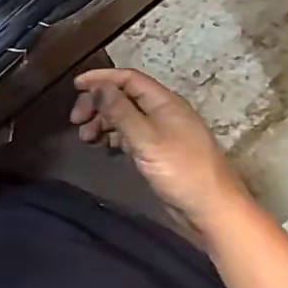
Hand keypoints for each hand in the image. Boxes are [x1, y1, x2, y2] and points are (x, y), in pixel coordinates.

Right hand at [71, 68, 250, 227]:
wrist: (212, 209)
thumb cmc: (181, 170)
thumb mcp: (146, 138)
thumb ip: (120, 111)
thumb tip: (98, 87)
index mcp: (164, 102)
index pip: (128, 79)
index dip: (101, 78)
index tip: (75, 86)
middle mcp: (162, 112)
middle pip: (123, 97)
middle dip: (98, 104)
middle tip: (76, 120)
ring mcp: (161, 132)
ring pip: (124, 117)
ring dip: (102, 122)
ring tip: (85, 138)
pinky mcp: (158, 151)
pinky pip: (130, 135)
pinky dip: (112, 137)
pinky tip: (101, 146)